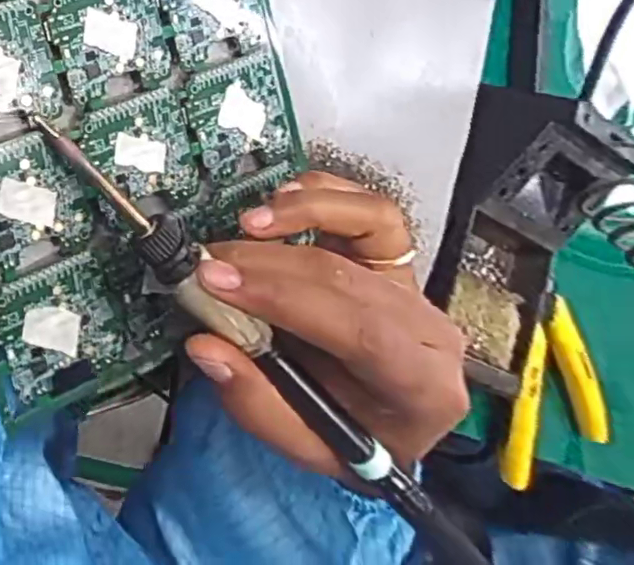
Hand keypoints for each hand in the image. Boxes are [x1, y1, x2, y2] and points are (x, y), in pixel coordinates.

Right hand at [182, 172, 468, 478]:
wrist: (363, 410)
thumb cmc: (338, 427)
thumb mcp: (300, 439)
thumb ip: (254, 401)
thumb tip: (206, 347)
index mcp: (421, 386)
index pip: (363, 332)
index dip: (283, 298)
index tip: (216, 282)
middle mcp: (428, 329)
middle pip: (346, 276)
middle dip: (265, 263)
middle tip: (206, 264)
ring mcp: (410, 284)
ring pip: (369, 224)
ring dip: (301, 214)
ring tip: (245, 223)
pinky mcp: (387, 252)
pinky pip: (365, 206)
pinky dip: (319, 193)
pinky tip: (277, 199)